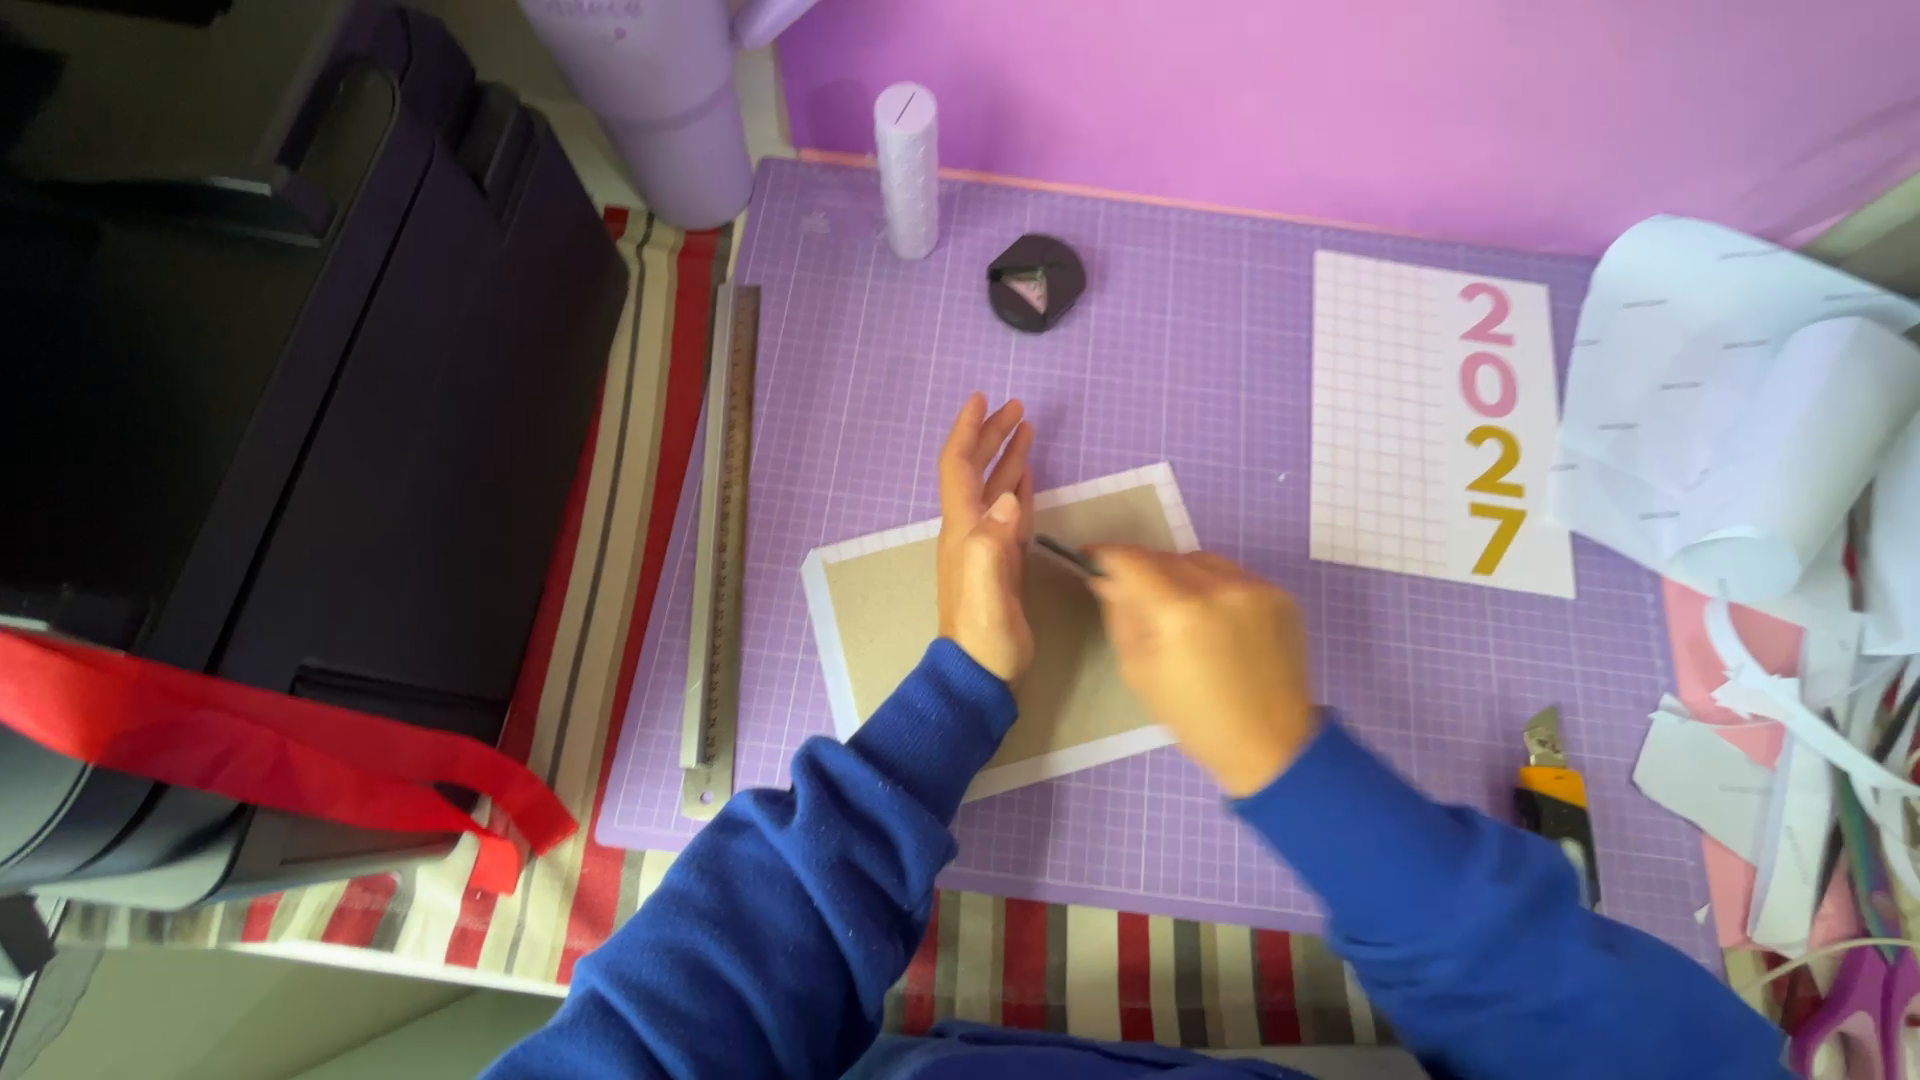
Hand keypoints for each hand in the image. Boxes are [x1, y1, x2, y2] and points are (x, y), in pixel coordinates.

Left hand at [937, 394, 1035, 682]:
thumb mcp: (986, 590)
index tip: (981, 398)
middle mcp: (972, 529)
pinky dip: (1018, 488)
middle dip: (992, 435)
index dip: (968, 431)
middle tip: (1016, 407)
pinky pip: (1011, 514)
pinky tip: (1026, 475)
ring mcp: (988, 545)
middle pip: (977, 470)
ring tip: (1026, 428)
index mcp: (964, 529)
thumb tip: (1008, 497)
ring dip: (1008, 456)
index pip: (959, 467)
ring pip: (996, 488)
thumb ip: (992, 544)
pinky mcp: (1005, 561)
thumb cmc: (984, 635)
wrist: (982, 671)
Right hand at [1088, 548, 1320, 796]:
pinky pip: (1232, 575)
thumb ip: (1122, 615)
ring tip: (1176, 607)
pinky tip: (1212, 617)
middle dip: (1142, 568)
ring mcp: (1254, 589)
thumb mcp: (1139, 671)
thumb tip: (1107, 579)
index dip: (1107, 555)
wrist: (1271, 745)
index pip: (1132, 561)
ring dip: (1178, 574)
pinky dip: (1212, 586)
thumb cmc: (1195, 718)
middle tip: (1131, 592)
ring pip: (1199, 560)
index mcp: (1179, 613)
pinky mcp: (1279, 595)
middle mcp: (1219, 589)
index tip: (1091, 558)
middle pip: (1165, 556)